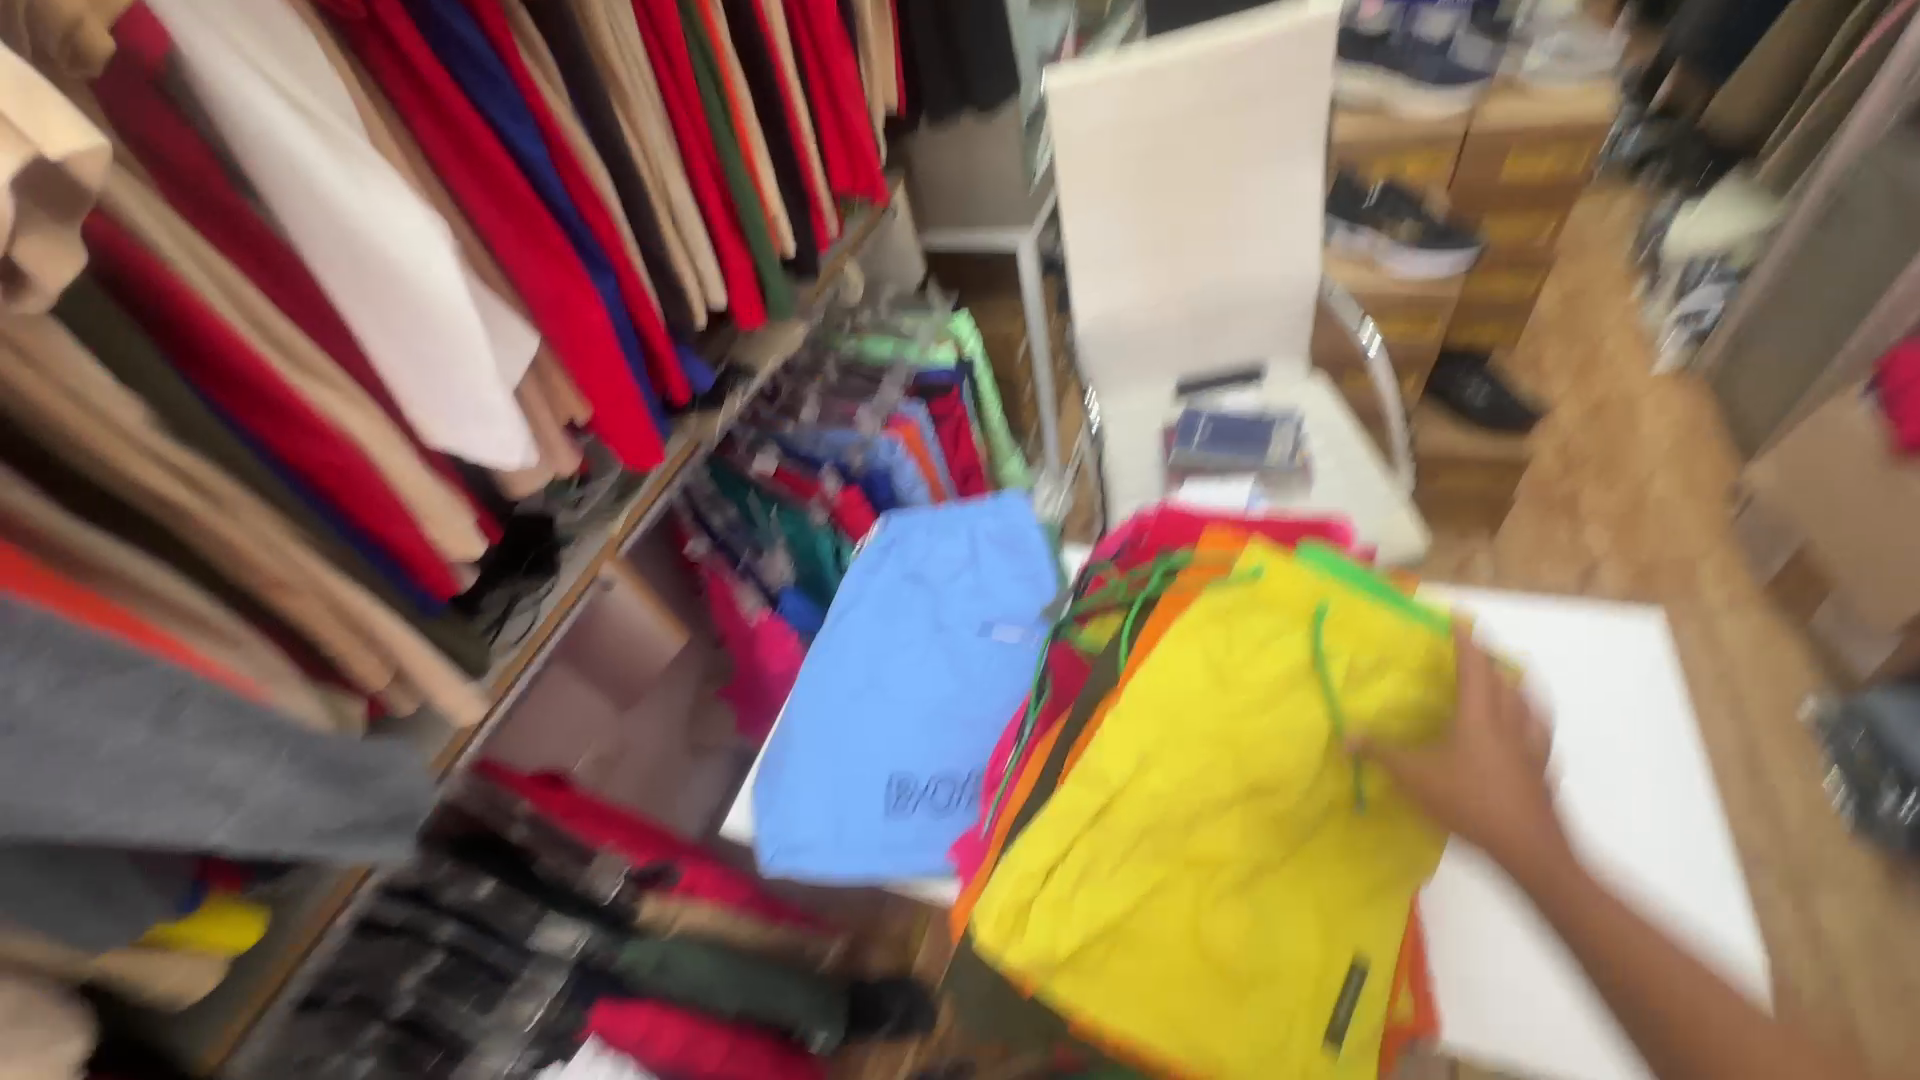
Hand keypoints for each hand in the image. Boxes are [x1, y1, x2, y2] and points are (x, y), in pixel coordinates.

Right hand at [1350, 622, 1572, 879]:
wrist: (1530, 849)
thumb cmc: (1469, 802)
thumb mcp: (1414, 777)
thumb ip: (1380, 754)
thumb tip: (1346, 737)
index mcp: (1480, 717)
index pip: (1474, 668)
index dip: (1465, 641)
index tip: (1458, 619)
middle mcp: (1511, 724)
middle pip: (1506, 681)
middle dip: (1491, 660)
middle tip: (1477, 649)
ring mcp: (1533, 749)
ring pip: (1531, 706)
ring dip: (1519, 687)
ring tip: (1511, 680)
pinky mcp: (1544, 773)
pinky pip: (1542, 737)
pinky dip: (1535, 724)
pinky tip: (1531, 733)